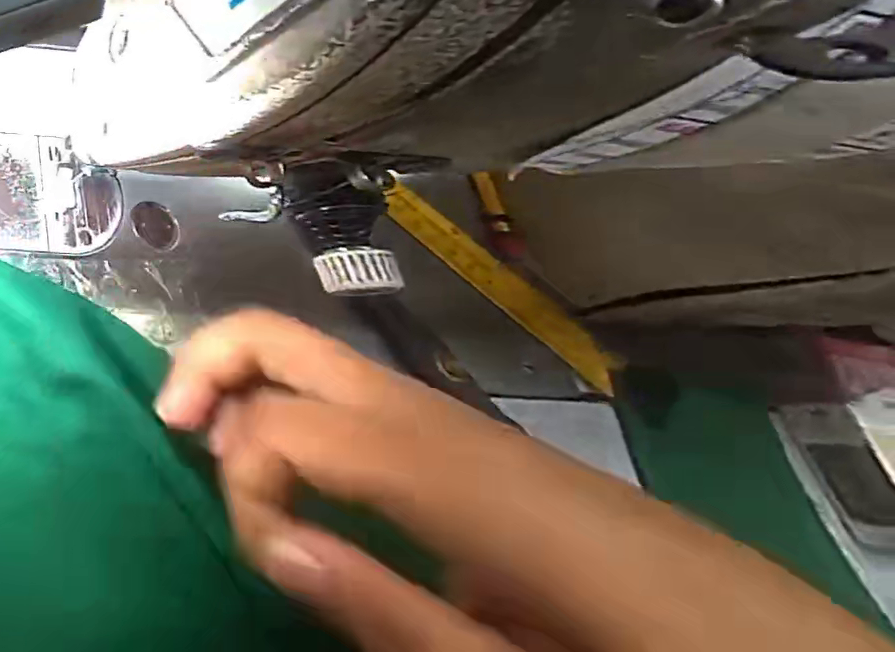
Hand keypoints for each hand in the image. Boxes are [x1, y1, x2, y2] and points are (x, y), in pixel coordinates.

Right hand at [157, 309, 888, 651]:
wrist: (781, 651)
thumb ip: (387, 613)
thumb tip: (270, 543)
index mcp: (441, 464)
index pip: (287, 427)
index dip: (244, 485)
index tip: (265, 555)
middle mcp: (423, 409)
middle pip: (276, 333)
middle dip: (204, 363)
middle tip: (171, 423)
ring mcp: (433, 409)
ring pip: (295, 350)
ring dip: (235, 381)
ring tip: (213, 445)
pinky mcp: (443, 428)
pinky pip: (330, 386)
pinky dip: (276, 400)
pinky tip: (280, 461)